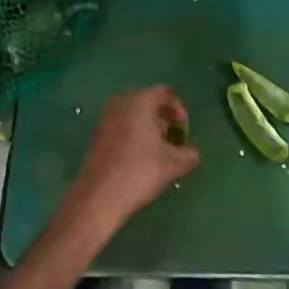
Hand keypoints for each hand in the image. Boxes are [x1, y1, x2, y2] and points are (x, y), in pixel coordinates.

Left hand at [65, 85, 200, 230]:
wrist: (99, 195)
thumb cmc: (140, 172)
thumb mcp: (174, 164)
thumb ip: (189, 154)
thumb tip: (191, 152)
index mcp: (140, 100)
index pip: (165, 93)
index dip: (179, 109)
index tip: (184, 131)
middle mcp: (121, 101)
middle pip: (149, 101)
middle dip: (164, 119)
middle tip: (173, 141)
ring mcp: (106, 116)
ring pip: (134, 113)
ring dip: (149, 127)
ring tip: (158, 151)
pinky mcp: (97, 133)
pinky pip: (121, 124)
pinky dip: (134, 134)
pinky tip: (139, 157)